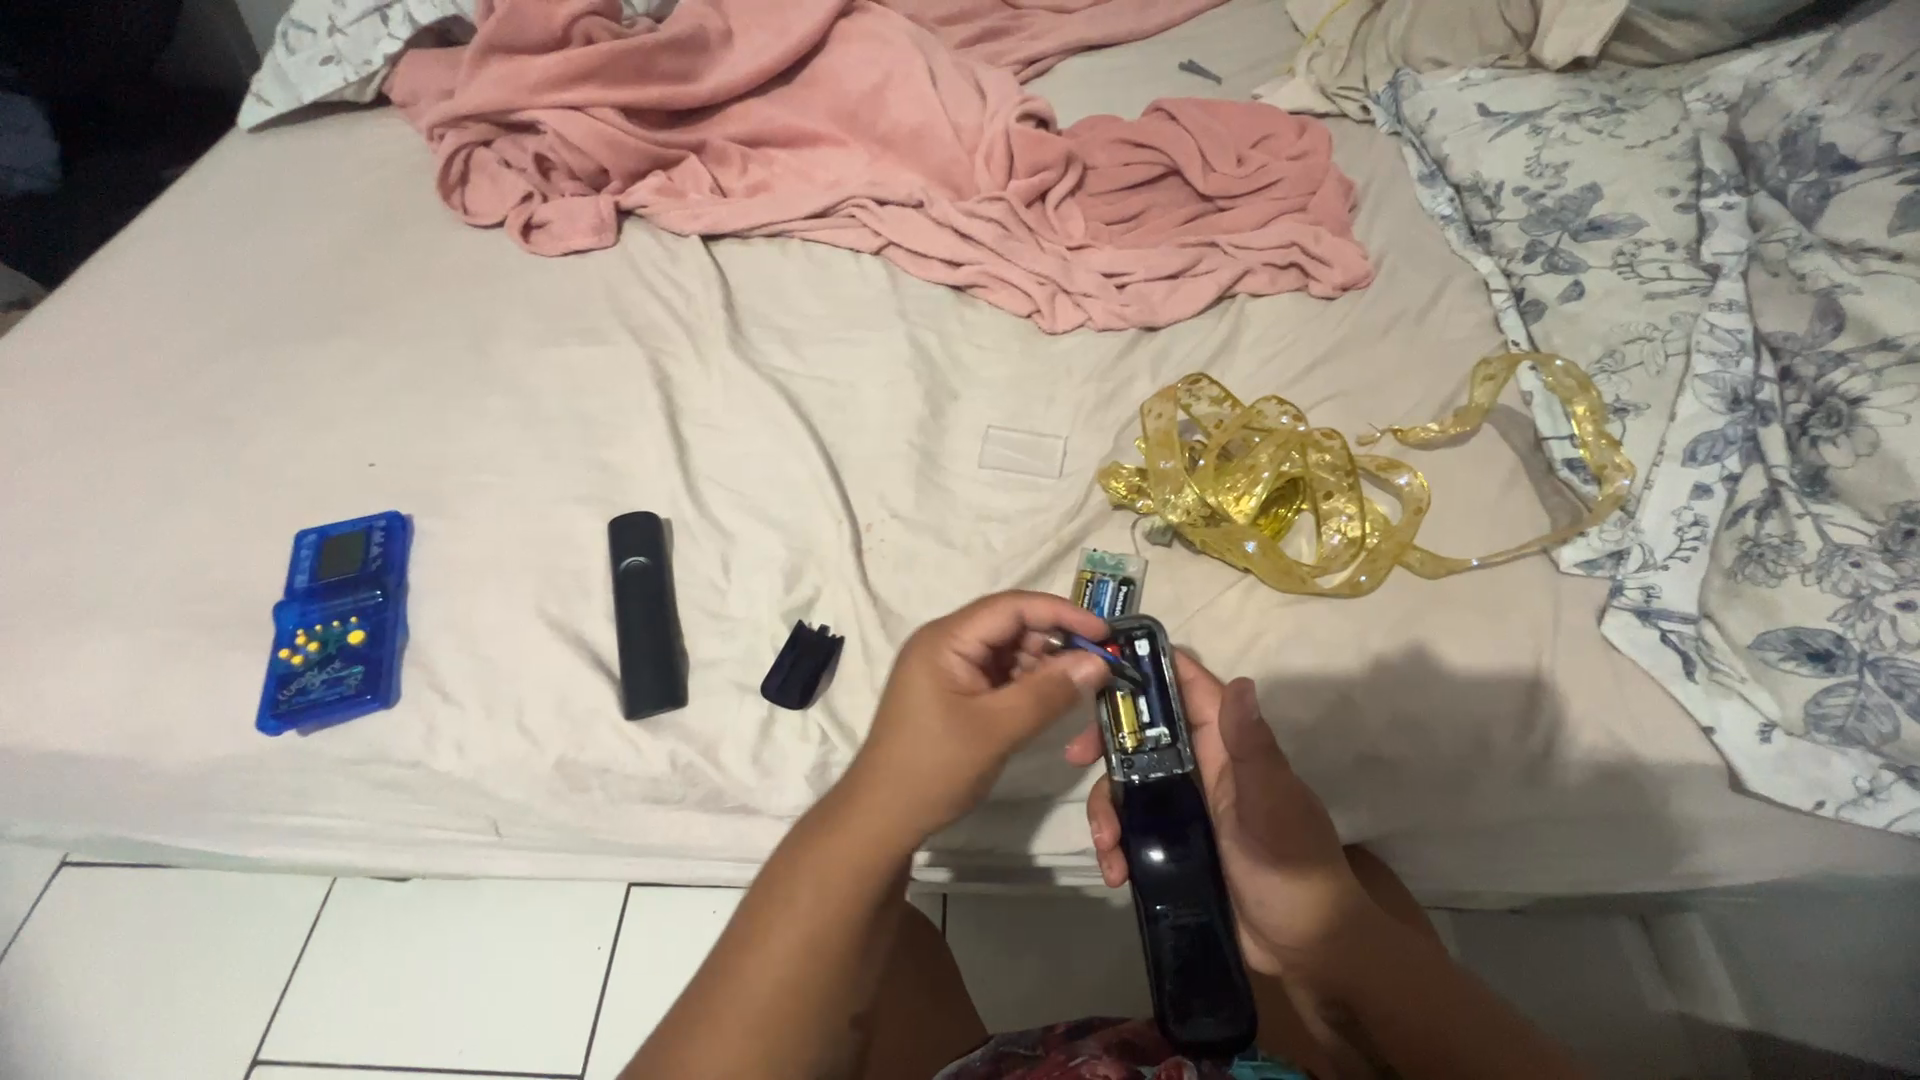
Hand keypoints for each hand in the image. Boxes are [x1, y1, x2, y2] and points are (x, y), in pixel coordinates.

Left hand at [842, 591, 1113, 844]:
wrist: (883, 816)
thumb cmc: (933, 769)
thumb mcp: (996, 730)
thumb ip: (1047, 693)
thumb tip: (1098, 663)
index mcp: (946, 640)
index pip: (1011, 607)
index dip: (1061, 613)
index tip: (1105, 633)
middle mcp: (945, 643)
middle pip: (1010, 625)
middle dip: (1056, 640)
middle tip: (1100, 665)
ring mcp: (948, 668)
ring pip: (1008, 650)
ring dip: (1044, 663)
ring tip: (1081, 685)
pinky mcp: (954, 691)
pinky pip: (999, 674)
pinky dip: (1028, 682)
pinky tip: (1052, 699)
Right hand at [1065, 652, 1384, 978]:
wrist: (1304, 948)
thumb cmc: (1296, 867)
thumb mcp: (1272, 806)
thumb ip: (1252, 747)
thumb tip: (1241, 681)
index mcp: (1227, 747)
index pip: (1186, 688)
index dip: (1147, 669)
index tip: (1099, 666)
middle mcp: (1200, 767)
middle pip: (1141, 733)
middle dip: (1104, 740)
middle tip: (1074, 757)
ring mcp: (1182, 805)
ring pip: (1126, 783)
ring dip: (1105, 807)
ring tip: (1106, 844)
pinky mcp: (1169, 842)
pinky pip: (1129, 828)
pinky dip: (1114, 845)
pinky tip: (1116, 872)